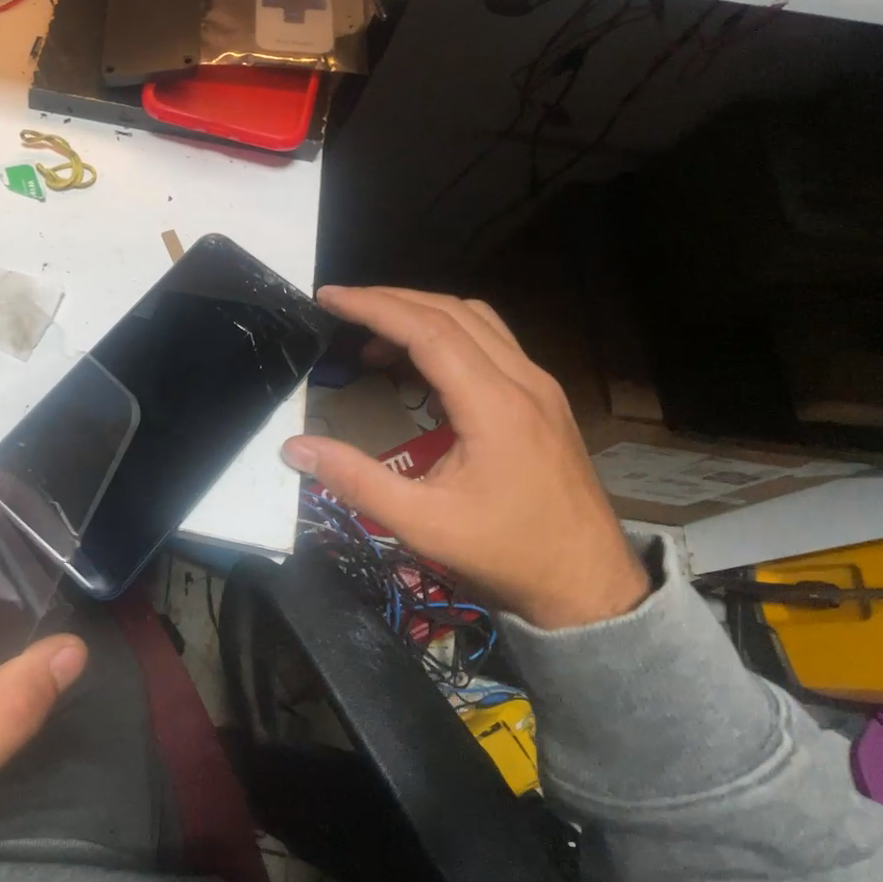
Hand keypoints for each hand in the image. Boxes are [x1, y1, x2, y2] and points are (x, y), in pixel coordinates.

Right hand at [282, 288, 649, 629]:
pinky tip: (415, 368)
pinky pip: (490, 343)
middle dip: (391, 300)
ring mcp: (538, 387)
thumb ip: (355, 480)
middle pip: (453, 311)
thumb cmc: (506, 553)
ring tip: (370, 338)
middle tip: (340, 309)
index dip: (374, 307)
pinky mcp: (541, 400)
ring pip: (476, 321)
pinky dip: (445, 335)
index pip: (429, 331)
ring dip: (421, 314)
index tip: (329, 298)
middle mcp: (524, 381)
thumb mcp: (421, 524)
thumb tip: (294, 448)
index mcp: (495, 406)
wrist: (588, 583)